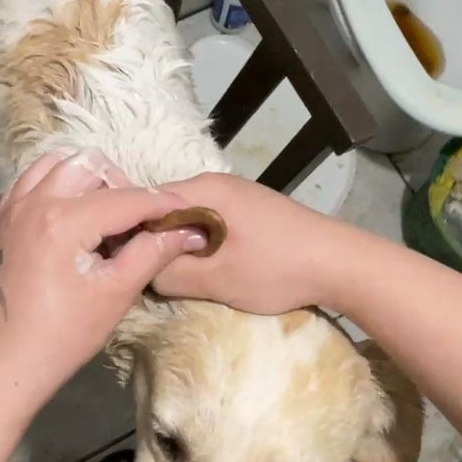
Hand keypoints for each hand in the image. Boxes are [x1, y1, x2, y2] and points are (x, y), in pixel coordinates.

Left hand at [0, 151, 203, 412]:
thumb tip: (190, 230)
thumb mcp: (114, 295)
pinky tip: (70, 217)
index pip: (125, 198)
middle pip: (90, 166)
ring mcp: (10, 207)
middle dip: (121, 185)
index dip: (161, 202)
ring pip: (56, 164)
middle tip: (137, 221)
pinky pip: (31, 181)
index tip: (185, 211)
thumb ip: (153, 253)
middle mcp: (34, 201)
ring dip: (87, 179)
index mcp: (64, 220)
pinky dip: (56, 185)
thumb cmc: (60, 337)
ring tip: (102, 214)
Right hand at [152, 171, 379, 314]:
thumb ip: (171, 274)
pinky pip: (209, 221)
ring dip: (179, 243)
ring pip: (189, 216)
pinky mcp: (250, 209)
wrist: (340, 264)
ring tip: (172, 273)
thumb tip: (143, 271)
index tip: (121, 260)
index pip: (146, 201)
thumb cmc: (276, 268)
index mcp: (203, 189)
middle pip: (166, 208)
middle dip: (154, 238)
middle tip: (144, 272)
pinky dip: (200, 241)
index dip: (130, 230)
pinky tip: (205, 265)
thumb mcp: (217, 279)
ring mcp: (236, 194)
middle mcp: (215, 182)